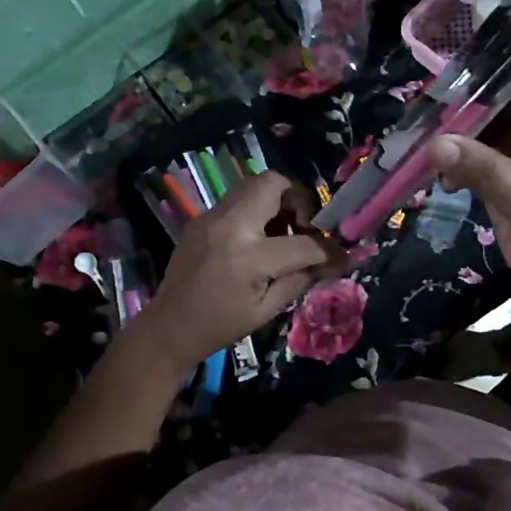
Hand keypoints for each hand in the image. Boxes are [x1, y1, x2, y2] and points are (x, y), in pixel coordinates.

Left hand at [131, 172, 342, 371]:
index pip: (304, 242)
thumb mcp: (267, 309)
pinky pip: (236, 200)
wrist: (169, 327)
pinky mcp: (201, 218)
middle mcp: (230, 225)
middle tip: (304, 227)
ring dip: (276, 202)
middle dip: (299, 200)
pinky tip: (257, 240)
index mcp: (249, 256)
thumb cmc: (220, 326)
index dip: (330, 250)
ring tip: (282, 233)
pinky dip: (255, 210)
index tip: (341, 256)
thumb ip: (302, 278)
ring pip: (253, 184)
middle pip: (274, 183)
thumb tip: (334, 261)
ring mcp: (211, 217)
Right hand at [426, 44, 510, 295]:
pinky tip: (430, 164)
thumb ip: (481, 167)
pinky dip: (453, 157)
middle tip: (432, 77)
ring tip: (419, 117)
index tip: (482, 22)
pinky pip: (474, 156)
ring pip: (486, 123)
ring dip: (456, 124)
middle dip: (473, 83)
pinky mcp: (505, 178)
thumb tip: (430, 143)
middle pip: (509, 88)